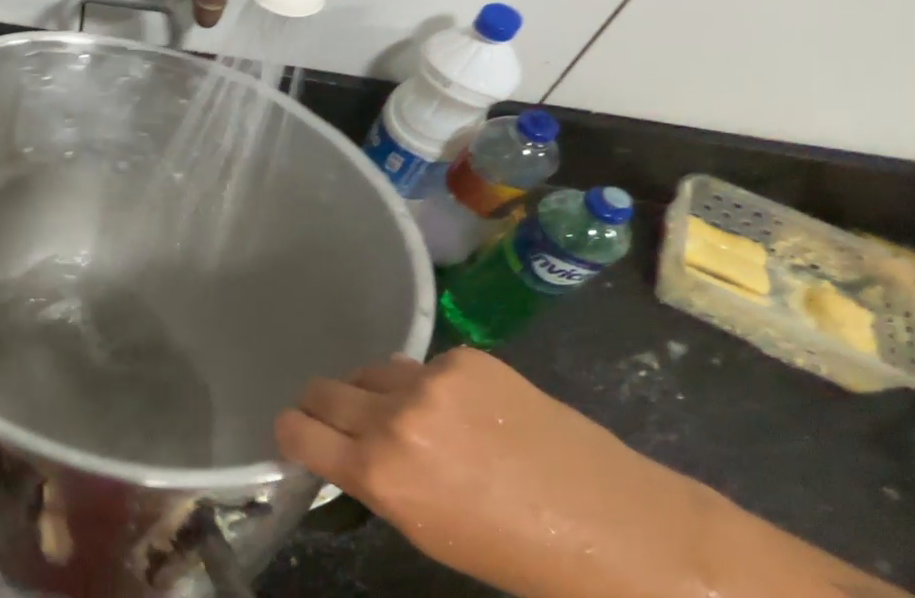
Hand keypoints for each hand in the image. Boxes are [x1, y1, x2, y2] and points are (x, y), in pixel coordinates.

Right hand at [275, 348, 711, 597]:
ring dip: (378, 393)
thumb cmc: (519, 556)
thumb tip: (346, 448)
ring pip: (370, 370)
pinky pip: (424, 366)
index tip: (303, 438)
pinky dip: (433, 386)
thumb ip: (376, 481)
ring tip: (420, 420)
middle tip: (354, 427)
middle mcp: (394, 419)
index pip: (295, 428)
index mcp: (379, 474)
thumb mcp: (426, 531)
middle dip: (327, 409)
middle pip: (322, 389)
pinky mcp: (468, 359)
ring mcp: (433, 382)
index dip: (293, 432)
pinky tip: (472, 413)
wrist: (622, 531)